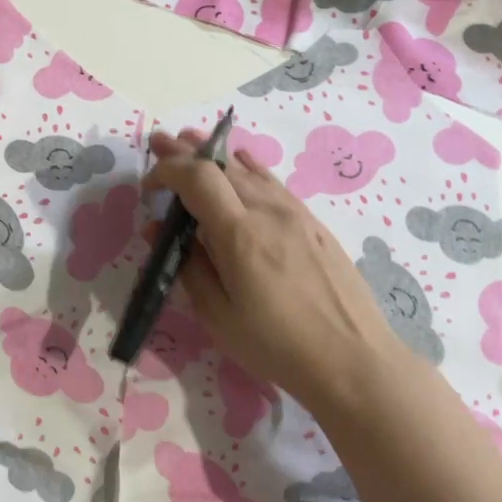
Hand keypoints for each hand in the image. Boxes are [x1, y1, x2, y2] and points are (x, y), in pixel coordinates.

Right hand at [144, 129, 415, 410]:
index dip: (168, 169)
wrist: (352, 360)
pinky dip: (249, 168)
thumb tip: (161, 231)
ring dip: (216, 156)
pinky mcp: (312, 225)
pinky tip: (241, 162)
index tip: (148, 185)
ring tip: (192, 143)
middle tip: (159, 142)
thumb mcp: (218, 315)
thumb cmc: (275, 345)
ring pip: (250, 170)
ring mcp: (296, 215)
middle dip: (186, 151)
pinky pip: (273, 183)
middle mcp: (268, 212)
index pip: (197, 178)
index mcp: (239, 234)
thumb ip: (188, 266)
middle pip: (222, 165)